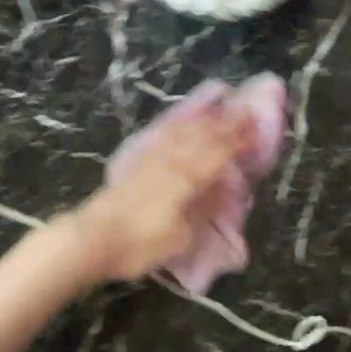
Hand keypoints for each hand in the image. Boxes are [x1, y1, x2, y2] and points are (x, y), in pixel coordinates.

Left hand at [65, 110, 245, 282]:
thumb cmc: (141, 244)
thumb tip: (214, 193)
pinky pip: (163, 136)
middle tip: (244, 110)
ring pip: (183, 131)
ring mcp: (152, 159)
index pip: (219, 152)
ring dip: (203, 119)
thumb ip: (200, 212)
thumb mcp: (181, 236)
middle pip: (203, 136)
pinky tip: (181, 122)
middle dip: (226, 123)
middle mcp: (172, 161)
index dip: (239, 139)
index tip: (257, 127)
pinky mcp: (136, 163)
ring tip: (218, 108)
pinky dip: (177, 125)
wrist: (94, 239)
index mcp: (187, 178)